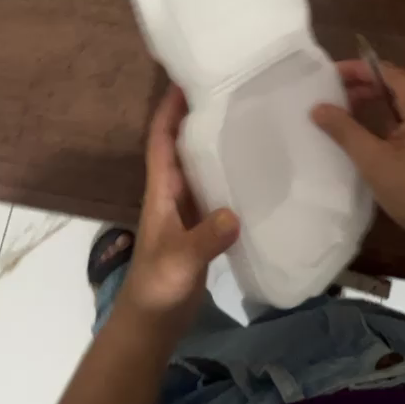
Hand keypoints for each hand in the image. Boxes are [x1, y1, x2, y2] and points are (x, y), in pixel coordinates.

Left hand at [120, 86, 238, 337]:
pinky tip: (252, 170)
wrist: (152, 325)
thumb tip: (234, 214)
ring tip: (245, 119)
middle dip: (196, 115)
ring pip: (198, 164)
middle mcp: (172, 192)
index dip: (168, 109)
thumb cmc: (158, 287)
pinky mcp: (201, 226)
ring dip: (213, 141)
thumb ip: (204, 239)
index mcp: (161, 191)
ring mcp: (186, 210)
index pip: (161, 139)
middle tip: (228, 90)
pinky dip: (228, 173)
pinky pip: (214, 188)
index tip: (184, 79)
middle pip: (181, 144)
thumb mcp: (180, 261)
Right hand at [313, 61, 404, 262]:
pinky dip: (394, 115)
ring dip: (378, 101)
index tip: (330, 74)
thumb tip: (317, 107)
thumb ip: (345, 130)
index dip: (358, 71)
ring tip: (347, 109)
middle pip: (399, 83)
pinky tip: (372, 126)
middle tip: (333, 94)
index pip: (389, 72)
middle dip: (365, 86)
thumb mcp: (374, 162)